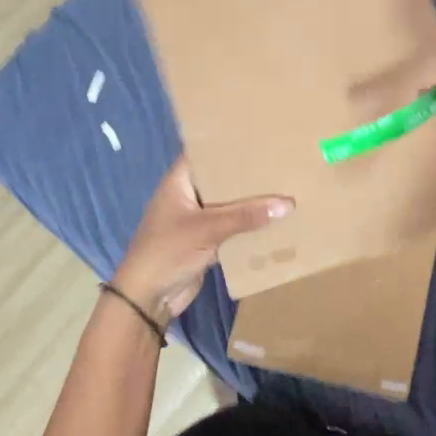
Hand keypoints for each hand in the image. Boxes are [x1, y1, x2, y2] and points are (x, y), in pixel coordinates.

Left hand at [111, 156, 292, 320]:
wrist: (147, 298)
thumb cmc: (168, 252)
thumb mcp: (207, 229)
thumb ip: (245, 216)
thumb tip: (288, 204)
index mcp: (179, 182)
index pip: (204, 153)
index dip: (228, 144)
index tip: (258, 137)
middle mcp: (188, 197)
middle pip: (221, 180)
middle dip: (247, 176)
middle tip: (281, 162)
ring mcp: (196, 221)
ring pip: (228, 207)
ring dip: (250, 204)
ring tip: (285, 188)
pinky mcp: (205, 243)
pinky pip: (231, 230)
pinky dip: (248, 228)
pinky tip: (275, 222)